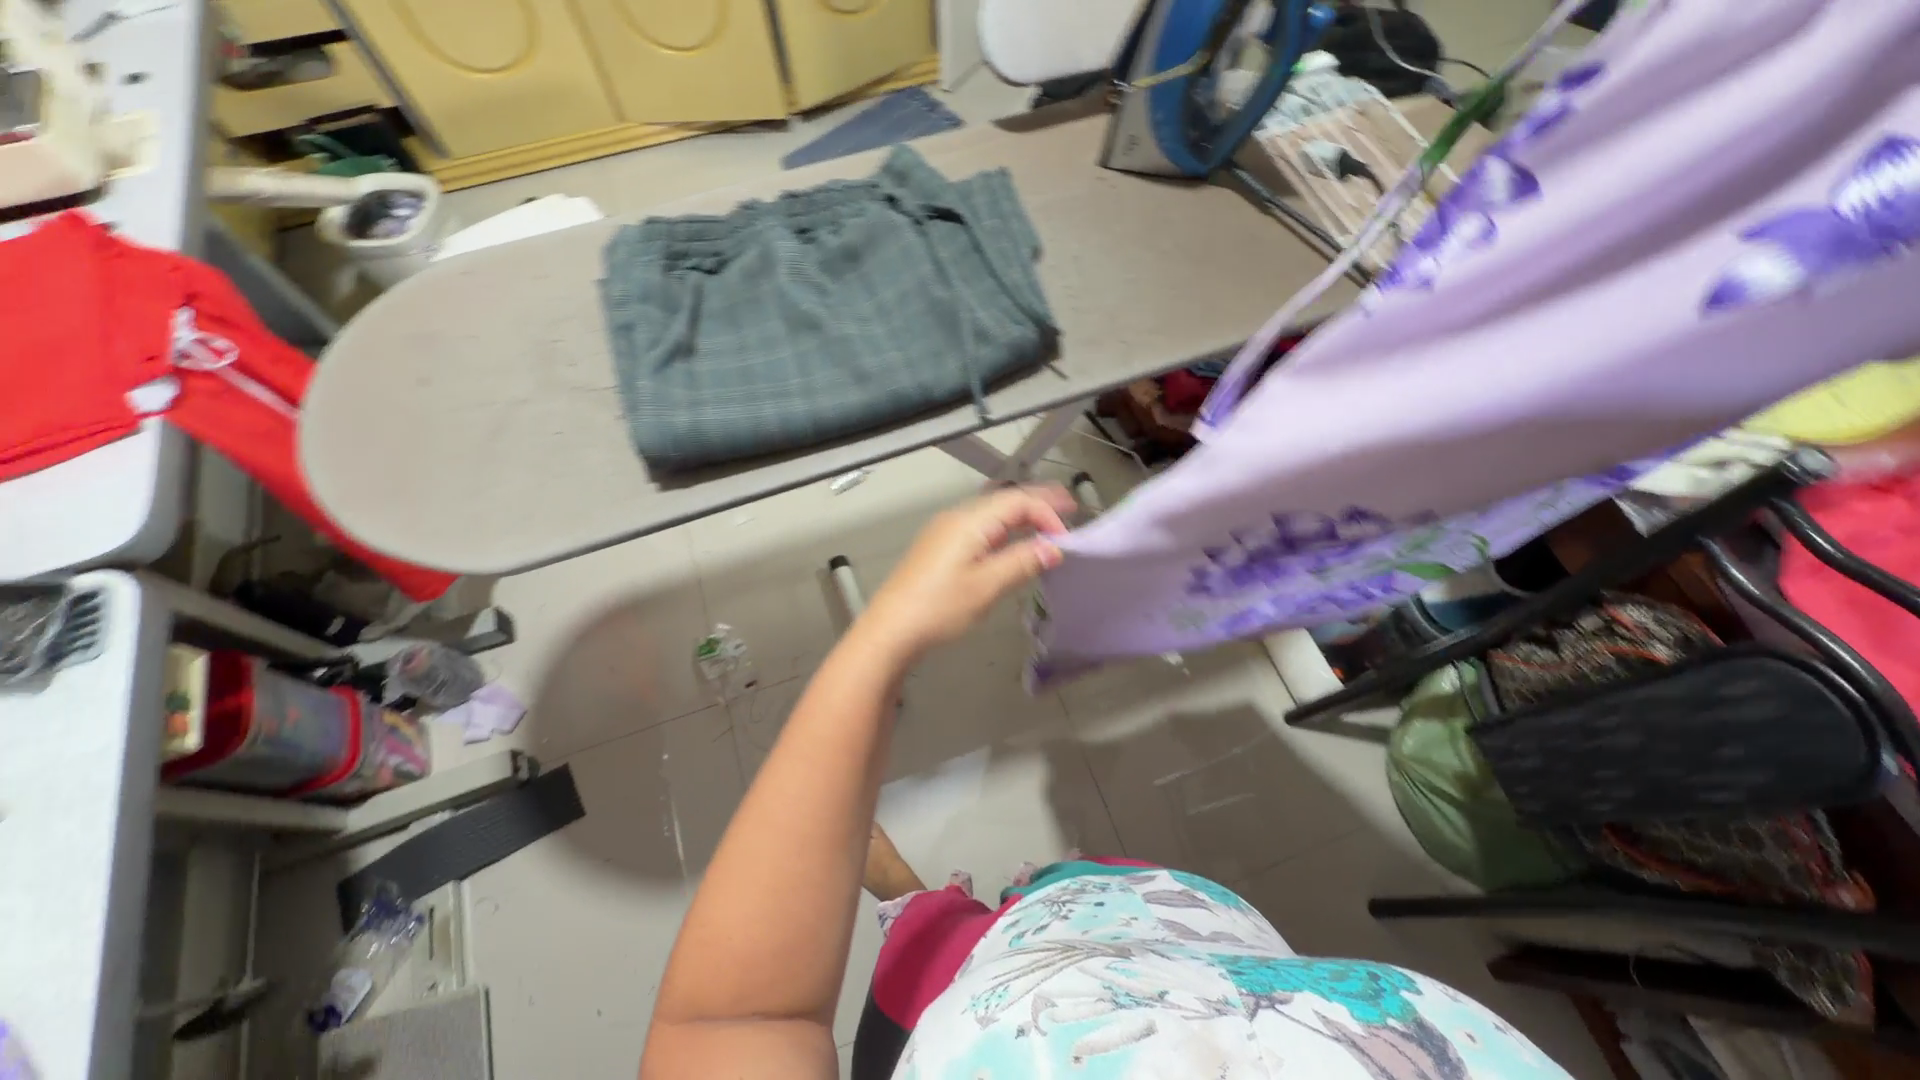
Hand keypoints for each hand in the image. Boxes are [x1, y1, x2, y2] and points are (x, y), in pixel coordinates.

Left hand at [857, 486, 1075, 661]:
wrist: (890, 630)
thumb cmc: (938, 608)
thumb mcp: (986, 587)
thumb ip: (1021, 563)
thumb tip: (1052, 549)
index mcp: (969, 522)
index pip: (1017, 501)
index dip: (1047, 513)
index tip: (1066, 537)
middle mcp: (956, 519)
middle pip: (1003, 501)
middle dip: (1036, 504)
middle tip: (1067, 508)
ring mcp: (945, 533)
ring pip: (991, 515)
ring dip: (1020, 518)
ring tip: (1046, 525)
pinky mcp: (939, 550)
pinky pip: (979, 530)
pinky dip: (1004, 532)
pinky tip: (1012, 546)